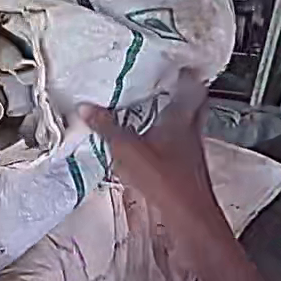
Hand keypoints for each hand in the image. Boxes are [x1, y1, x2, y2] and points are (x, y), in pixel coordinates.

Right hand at [81, 72, 236, 255]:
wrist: (189, 216)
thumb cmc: (164, 179)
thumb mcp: (128, 149)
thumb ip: (107, 127)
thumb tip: (85, 107)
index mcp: (181, 120)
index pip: (191, 87)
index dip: (185, 73)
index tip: (176, 63)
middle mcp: (191, 132)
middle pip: (194, 105)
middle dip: (184, 93)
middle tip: (170, 84)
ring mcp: (192, 151)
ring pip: (188, 125)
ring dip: (176, 116)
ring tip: (158, 111)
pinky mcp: (187, 168)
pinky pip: (179, 145)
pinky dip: (169, 139)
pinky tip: (154, 146)